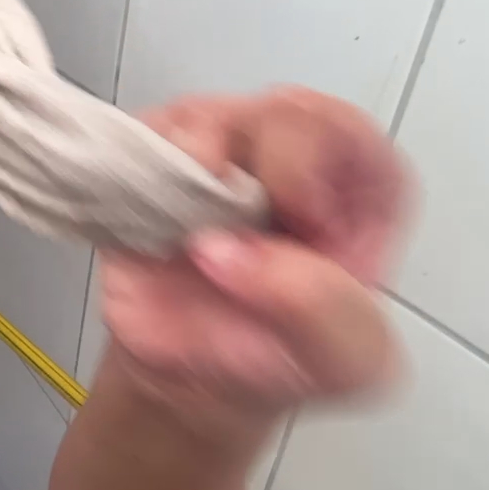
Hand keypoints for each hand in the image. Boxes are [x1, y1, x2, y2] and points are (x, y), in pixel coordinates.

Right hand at [100, 87, 409, 412]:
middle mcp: (286, 168)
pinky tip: (143, 209)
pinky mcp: (149, 172)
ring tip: (180, 220)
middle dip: (256, 158)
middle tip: (230, 213)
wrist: (185, 378)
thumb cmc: (272, 363)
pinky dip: (137, 163)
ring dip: (187, 162)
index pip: (348, 133)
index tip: (294, 212)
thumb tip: (223, 248)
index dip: (321, 159)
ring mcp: (213, 164)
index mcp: (351, 198)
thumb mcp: (343, 362)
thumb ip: (320, 308)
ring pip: (204, 114)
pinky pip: (138, 136)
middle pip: (280, 111)